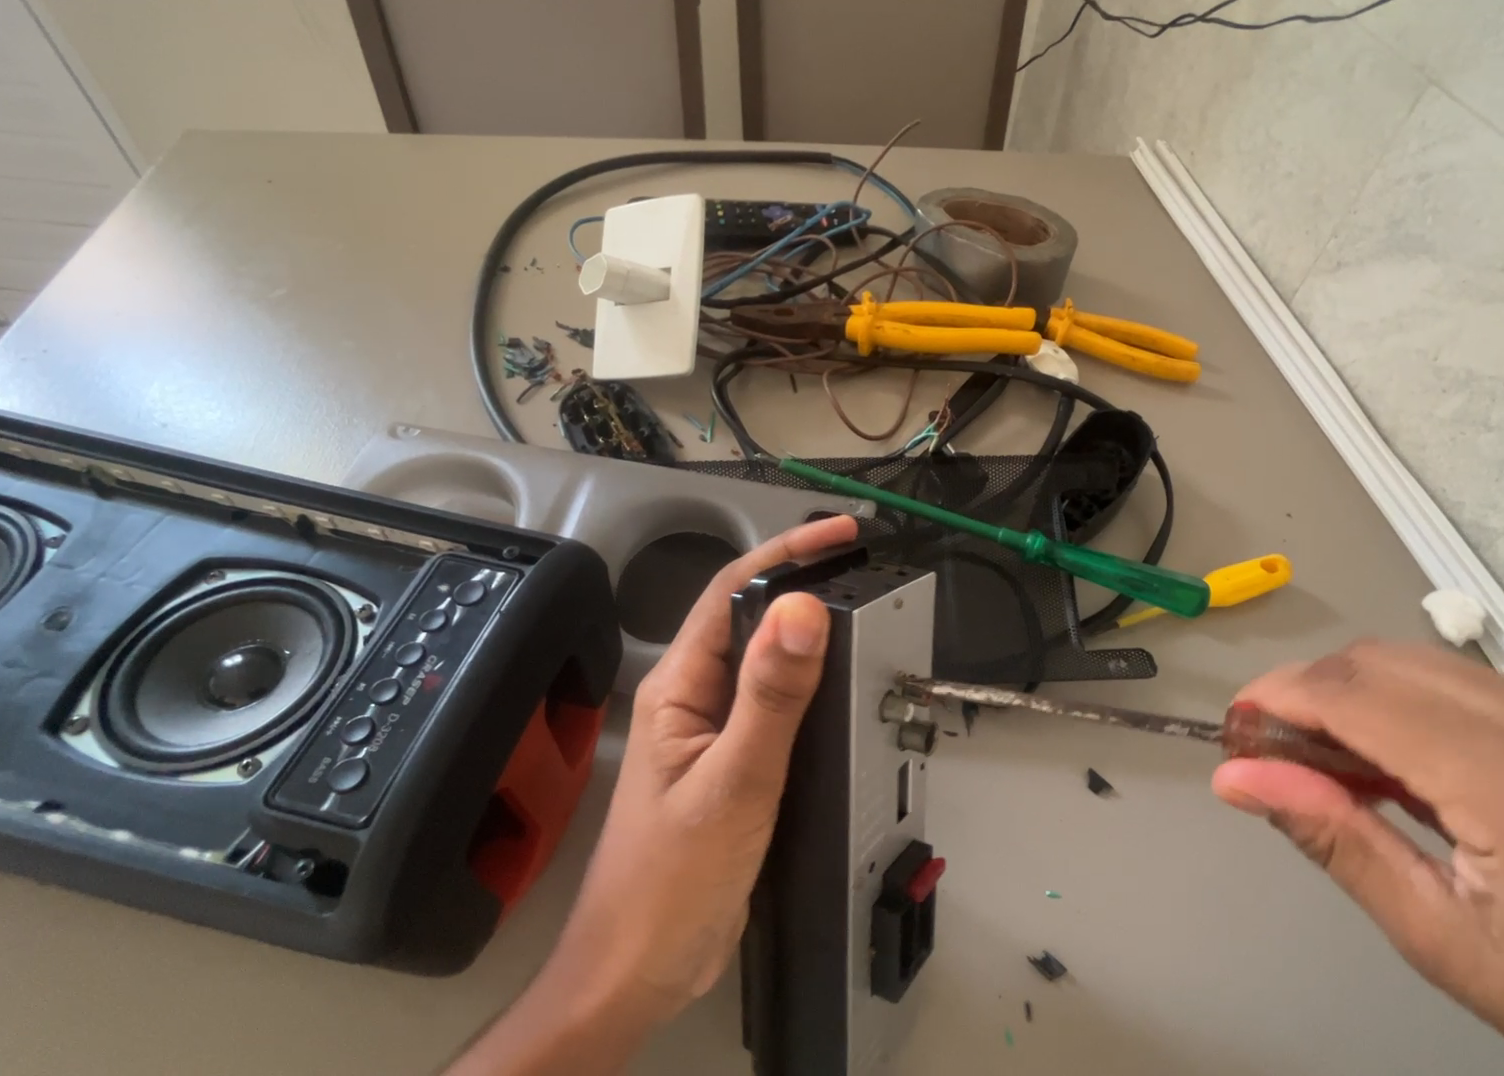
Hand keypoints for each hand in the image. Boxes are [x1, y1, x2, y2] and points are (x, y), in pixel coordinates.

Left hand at [449, 515, 856, 1075]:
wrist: (640, 969)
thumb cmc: (672, 883)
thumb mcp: (733, 783)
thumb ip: (770, 698)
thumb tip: (803, 610)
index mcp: (679, 687)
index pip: (732, 593)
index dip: (787, 553)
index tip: (843, 534)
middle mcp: (692, 698)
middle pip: (748, 618)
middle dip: (802, 581)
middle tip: (863, 566)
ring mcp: (710, 733)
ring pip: (763, 663)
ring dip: (807, 631)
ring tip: (862, 612)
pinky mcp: (731, 766)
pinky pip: (773, 707)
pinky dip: (809, 684)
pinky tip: (836, 686)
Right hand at [1212, 642, 1503, 1075]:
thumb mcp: (1443, 940)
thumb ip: (1333, 837)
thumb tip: (1235, 774)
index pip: (1358, 693)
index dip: (1278, 694)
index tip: (1237, 726)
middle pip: (1391, 662)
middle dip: (1317, 694)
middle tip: (1282, 752)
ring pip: (1441, 668)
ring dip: (1375, 702)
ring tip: (1357, 772)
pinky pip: (1499, 688)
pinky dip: (1439, 712)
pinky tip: (1438, 772)